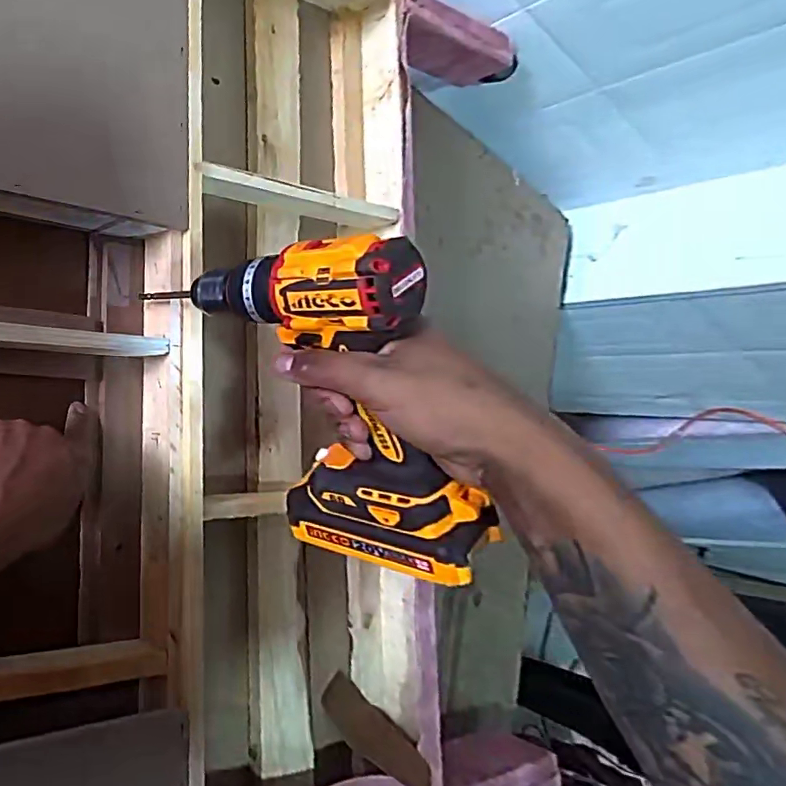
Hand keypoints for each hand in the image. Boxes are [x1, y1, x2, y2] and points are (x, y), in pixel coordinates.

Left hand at [0, 403, 94, 558]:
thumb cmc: (26, 526)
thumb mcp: (61, 515)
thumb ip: (66, 488)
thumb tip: (57, 483)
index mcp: (75, 462)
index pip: (84, 435)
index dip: (81, 423)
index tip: (79, 412)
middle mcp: (53, 438)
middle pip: (44, 440)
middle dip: (35, 454)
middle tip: (20, 480)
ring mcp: (24, 429)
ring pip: (18, 436)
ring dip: (12, 452)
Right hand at [271, 327, 552, 485]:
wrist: (502, 454)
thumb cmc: (452, 406)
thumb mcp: (377, 382)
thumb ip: (325, 369)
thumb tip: (283, 359)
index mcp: (395, 332)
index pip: (337, 330)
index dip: (316, 351)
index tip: (306, 372)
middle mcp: (398, 356)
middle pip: (338, 370)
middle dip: (334, 397)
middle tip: (343, 409)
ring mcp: (403, 387)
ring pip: (350, 398)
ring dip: (346, 420)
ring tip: (359, 434)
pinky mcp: (408, 416)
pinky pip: (367, 419)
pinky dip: (362, 434)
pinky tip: (367, 446)